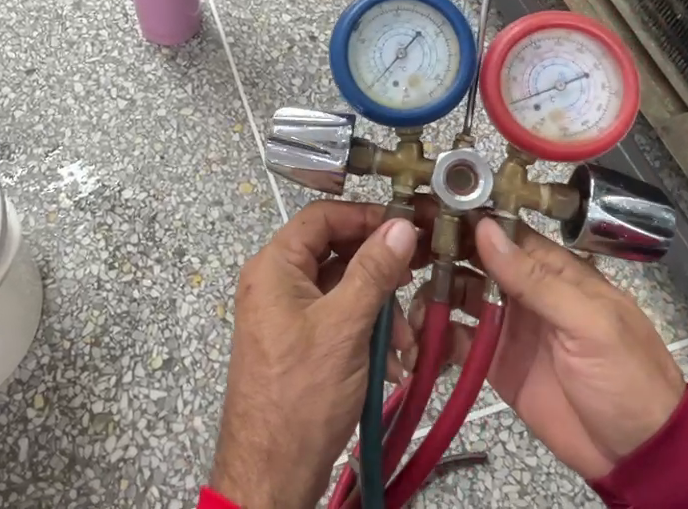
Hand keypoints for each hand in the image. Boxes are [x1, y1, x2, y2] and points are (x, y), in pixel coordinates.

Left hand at [210, 202, 420, 508]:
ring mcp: (285, 314)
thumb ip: (373, 271)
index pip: (321, 217)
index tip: (405, 227)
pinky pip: (338, 321)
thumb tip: (399, 226)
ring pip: (341, 290)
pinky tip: (391, 362)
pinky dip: (366, 334)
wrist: (272, 470)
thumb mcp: (344, 326)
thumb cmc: (302, 394)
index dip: (364, 217)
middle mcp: (276, 282)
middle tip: (415, 281)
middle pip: (334, 253)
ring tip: (404, 342)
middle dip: (378, 272)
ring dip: (378, 311)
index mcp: (274, 266)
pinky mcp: (298, 343)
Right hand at [408, 217, 684, 480]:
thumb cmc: (626, 379)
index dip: (467, 219)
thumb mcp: (589, 323)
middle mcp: (524, 291)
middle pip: (473, 259)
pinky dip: (434, 334)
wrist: (638, 457)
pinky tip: (418, 335)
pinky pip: (456, 339)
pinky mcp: (492, 361)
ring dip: (432, 292)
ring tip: (407, 299)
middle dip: (440, 252)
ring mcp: (506, 325)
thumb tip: (485, 228)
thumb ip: (535, 278)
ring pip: (458, 295)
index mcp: (553, 271)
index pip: (504, 233)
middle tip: (403, 252)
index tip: (426, 209)